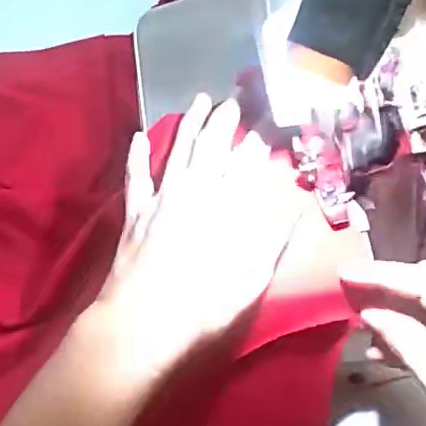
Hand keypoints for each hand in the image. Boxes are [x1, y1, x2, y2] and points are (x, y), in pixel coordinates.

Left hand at [88, 94, 302, 386]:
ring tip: (202, 100)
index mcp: (226, 208)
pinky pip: (136, 177)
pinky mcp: (134, 215)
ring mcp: (160, 201)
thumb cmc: (203, 309)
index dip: (259, 142)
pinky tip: (138, 137)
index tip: (268, 124)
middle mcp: (194, 194)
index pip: (247, 164)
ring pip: (178, 152)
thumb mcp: (252, 279)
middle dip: (227, 122)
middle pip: (213, 149)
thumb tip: (291, 204)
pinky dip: (136, 156)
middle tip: (238, 100)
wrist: (142, 326)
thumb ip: (273, 237)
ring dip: (191, 125)